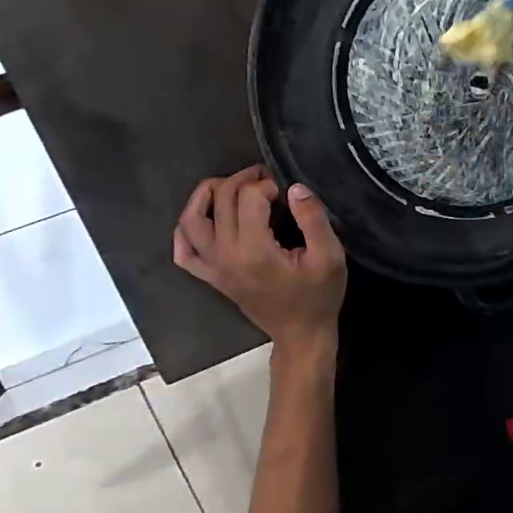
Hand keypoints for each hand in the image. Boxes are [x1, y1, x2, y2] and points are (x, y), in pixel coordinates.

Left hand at [173, 165, 345, 353]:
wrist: (301, 333)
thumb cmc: (319, 295)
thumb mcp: (330, 256)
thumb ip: (313, 219)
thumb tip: (295, 187)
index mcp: (255, 250)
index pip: (249, 198)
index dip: (269, 184)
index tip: (288, 192)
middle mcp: (225, 255)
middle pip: (221, 200)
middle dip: (243, 180)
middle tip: (268, 179)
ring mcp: (212, 267)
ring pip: (191, 220)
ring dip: (207, 195)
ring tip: (230, 186)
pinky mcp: (209, 276)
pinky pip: (183, 250)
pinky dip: (186, 230)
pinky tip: (204, 218)